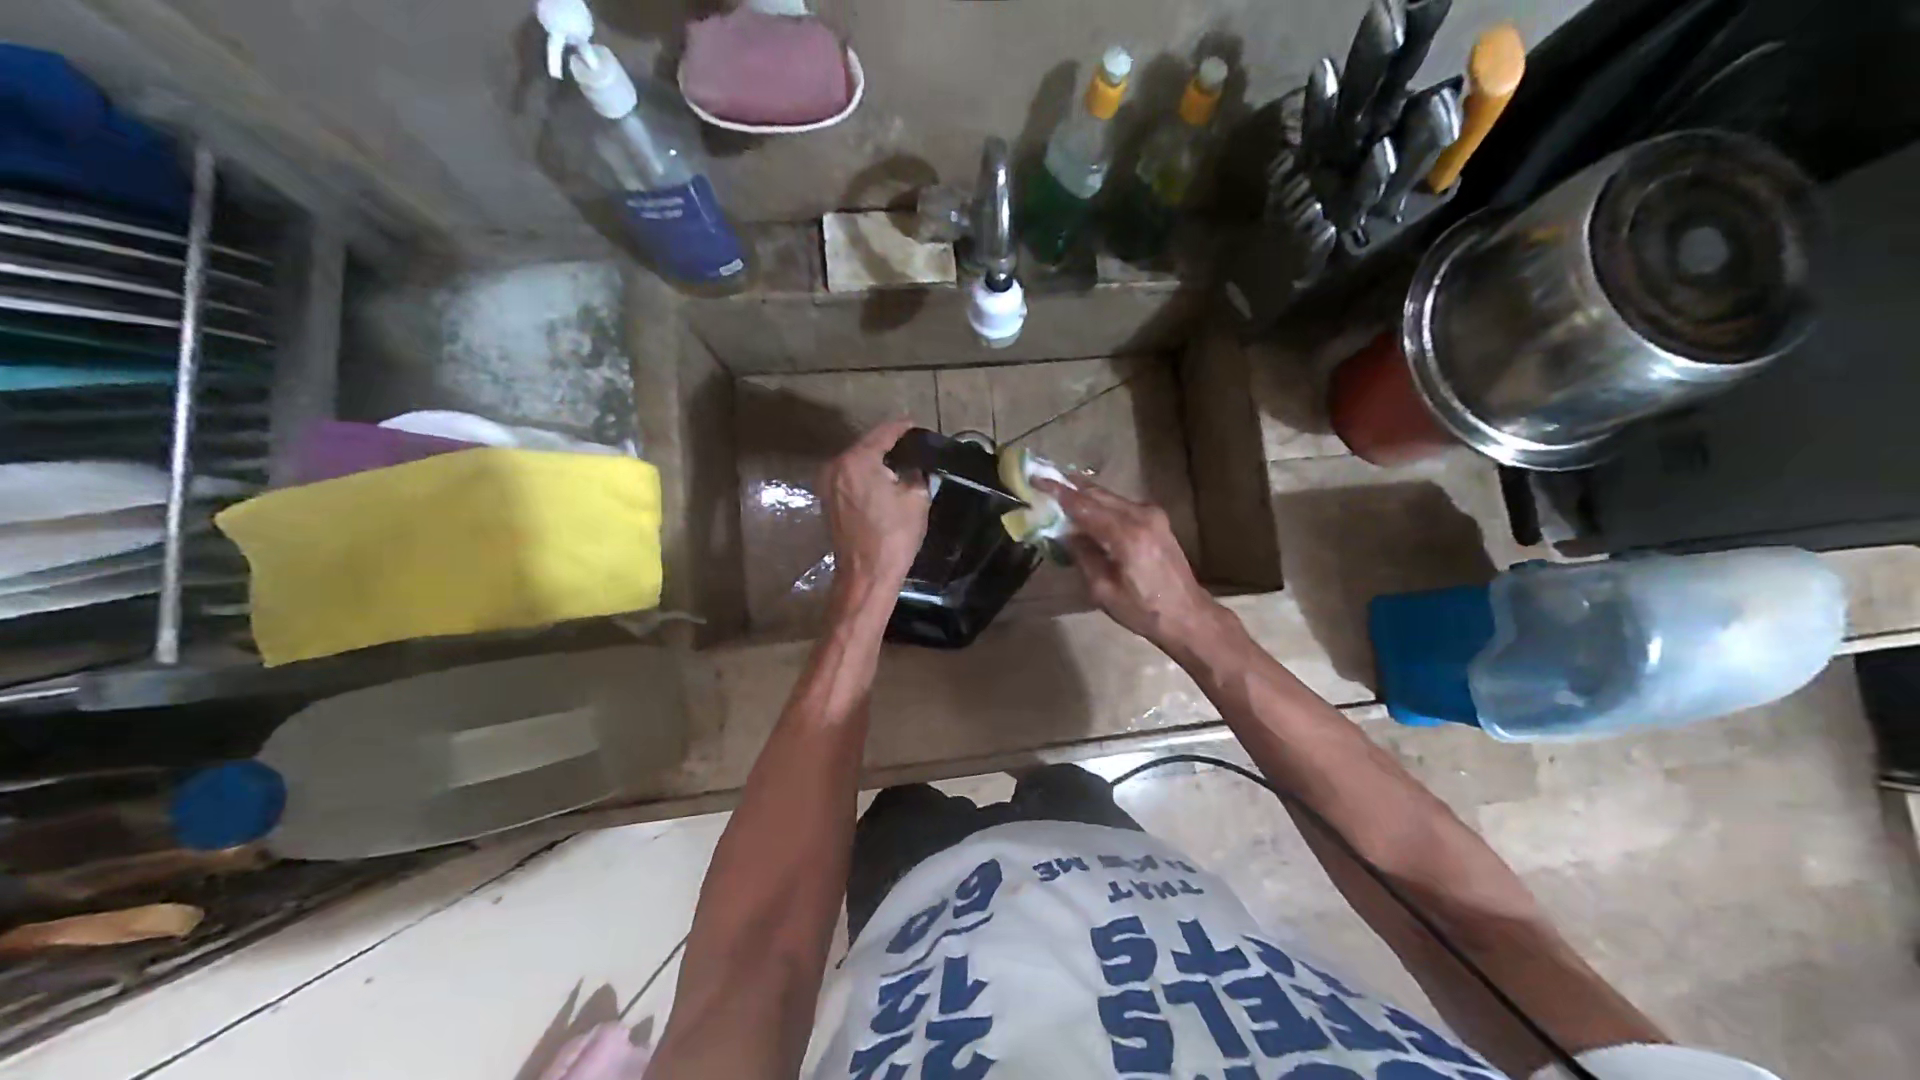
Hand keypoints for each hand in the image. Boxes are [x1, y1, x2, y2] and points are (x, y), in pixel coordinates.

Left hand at [821, 419, 930, 598]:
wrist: (866, 575)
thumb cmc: (894, 536)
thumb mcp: (916, 498)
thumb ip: (914, 472)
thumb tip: (912, 466)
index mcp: (857, 460)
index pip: (884, 432)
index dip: (903, 427)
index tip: (917, 426)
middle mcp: (836, 466)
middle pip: (866, 445)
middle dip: (889, 444)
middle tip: (913, 445)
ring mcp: (827, 484)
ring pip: (856, 461)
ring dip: (876, 461)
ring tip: (900, 463)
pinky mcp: (827, 500)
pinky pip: (849, 477)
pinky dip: (865, 475)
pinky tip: (882, 481)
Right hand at [1041, 479, 1225, 653]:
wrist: (1188, 615)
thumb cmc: (1143, 610)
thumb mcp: (1102, 590)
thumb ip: (1082, 556)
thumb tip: (1065, 533)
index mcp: (1126, 535)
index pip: (1084, 506)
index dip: (1058, 492)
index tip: (1036, 480)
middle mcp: (1141, 516)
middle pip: (1097, 494)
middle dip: (1069, 487)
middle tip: (1044, 482)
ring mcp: (1152, 515)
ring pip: (1110, 497)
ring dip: (1084, 495)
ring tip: (1059, 493)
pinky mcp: (1157, 520)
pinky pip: (1121, 505)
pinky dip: (1100, 505)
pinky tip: (1086, 510)